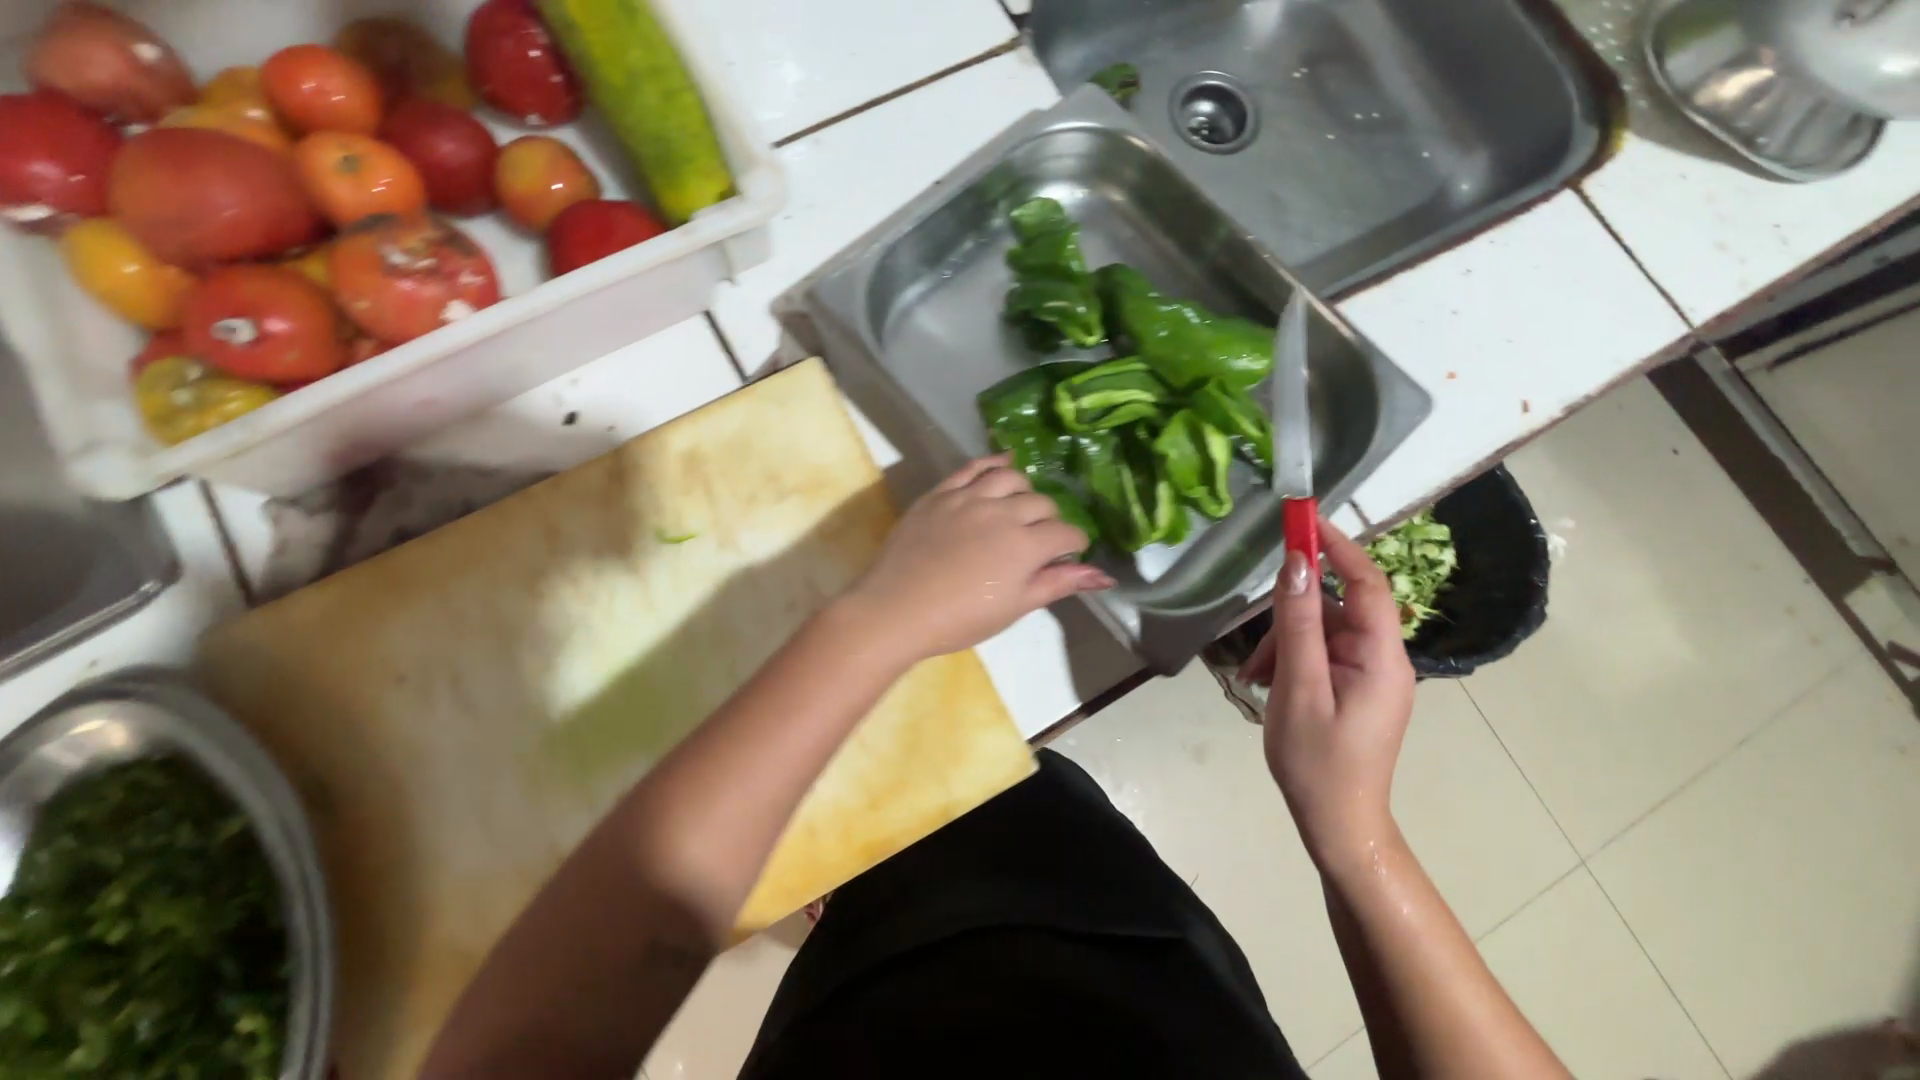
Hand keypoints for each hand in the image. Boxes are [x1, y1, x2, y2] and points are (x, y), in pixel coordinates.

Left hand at [838, 455, 1114, 664]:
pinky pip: (972, 467)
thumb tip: (1104, 576)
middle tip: (1039, 541)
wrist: (895, 610)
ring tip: (1020, 508)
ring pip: (1011, 478)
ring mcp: (968, 498)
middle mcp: (1001, 512)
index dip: (1073, 546)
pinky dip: (992, 462)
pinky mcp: (940, 493)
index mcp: (1024, 545)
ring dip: (1024, 491)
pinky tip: (1003, 463)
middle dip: (1050, 521)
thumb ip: (1058, 584)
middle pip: (1042, 504)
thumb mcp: (1014, 607)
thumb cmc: (959, 619)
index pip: (1066, 534)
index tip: (1066, 556)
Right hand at [1239, 518, 1414, 867]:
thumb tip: (1297, 562)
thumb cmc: (1318, 761)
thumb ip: (1298, 623)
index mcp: (1382, 657)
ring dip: (1285, 645)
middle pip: (1338, 611)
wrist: (1338, 825)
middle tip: (1255, 651)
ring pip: (1323, 634)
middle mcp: (1385, 660)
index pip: (1368, 582)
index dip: (1338, 546)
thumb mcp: (1299, 687)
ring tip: (1256, 679)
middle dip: (1292, 618)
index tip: (1302, 520)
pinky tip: (1267, 685)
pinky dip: (1291, 662)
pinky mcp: (1356, 690)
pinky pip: (1322, 657)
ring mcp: (1372, 677)